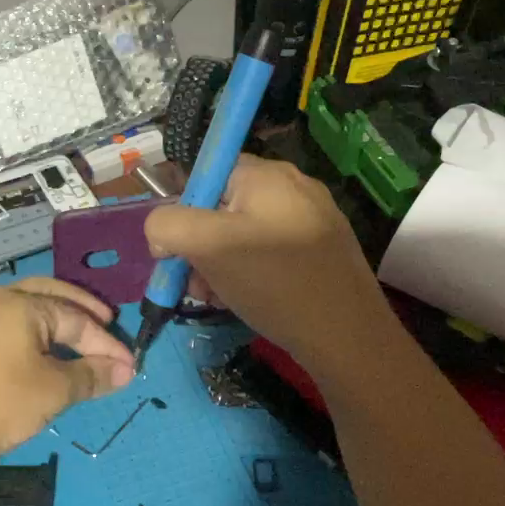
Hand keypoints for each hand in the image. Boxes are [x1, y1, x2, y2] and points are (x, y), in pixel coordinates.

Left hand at [0, 277, 135, 469]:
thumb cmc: (0, 403)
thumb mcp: (54, 391)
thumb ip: (91, 375)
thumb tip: (126, 370)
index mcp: (21, 304)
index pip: (76, 319)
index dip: (106, 344)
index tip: (130, 366)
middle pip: (50, 297)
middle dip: (82, 312)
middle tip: (107, 324)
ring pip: (26, 310)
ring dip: (56, 321)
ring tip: (78, 338)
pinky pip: (9, 326)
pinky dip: (33, 334)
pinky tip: (42, 352)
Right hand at [145, 156, 395, 373]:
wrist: (345, 334)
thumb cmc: (273, 282)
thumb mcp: (207, 247)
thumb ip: (168, 225)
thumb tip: (159, 230)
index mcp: (267, 174)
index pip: (208, 171)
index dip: (182, 206)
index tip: (175, 247)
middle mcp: (292, 187)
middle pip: (223, 206)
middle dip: (198, 245)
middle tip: (193, 283)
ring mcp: (311, 219)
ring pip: (244, 234)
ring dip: (219, 265)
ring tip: (215, 298)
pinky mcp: (320, 251)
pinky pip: (269, 252)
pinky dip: (248, 274)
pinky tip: (243, 300)